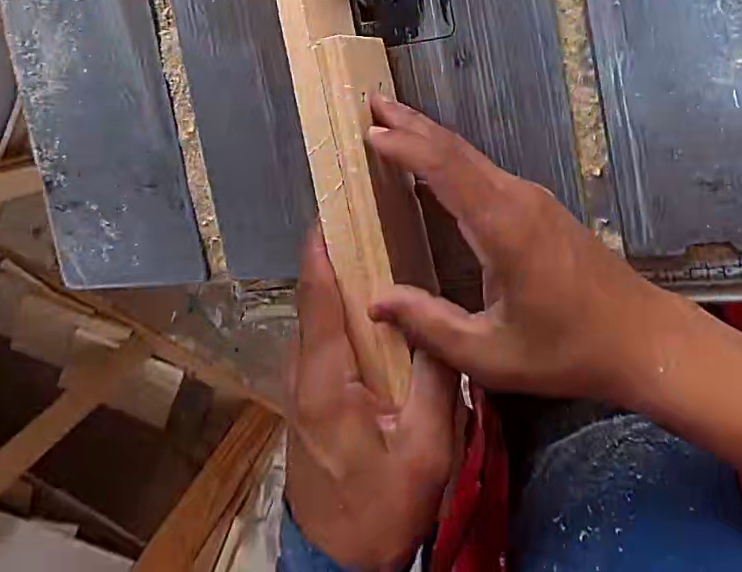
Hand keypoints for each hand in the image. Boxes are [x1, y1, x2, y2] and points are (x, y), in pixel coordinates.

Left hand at [286, 227, 458, 570]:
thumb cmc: (380, 507)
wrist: (339, 563)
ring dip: (343, 273)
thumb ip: (435, 380)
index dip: (322, 246)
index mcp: (325, 378)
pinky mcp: (312, 393)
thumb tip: (438, 321)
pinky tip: (378, 294)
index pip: (318, 295)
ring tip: (380, 237)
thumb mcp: (426, 449)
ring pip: (320, 312)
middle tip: (372, 208)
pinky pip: (326, 332)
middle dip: (338, 249)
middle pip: (316, 295)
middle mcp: (303, 371)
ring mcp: (303, 382)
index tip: (334, 204)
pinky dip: (345, 303)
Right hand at [365, 98, 691, 405]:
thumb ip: (429, 325)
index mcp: (503, 226)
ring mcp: (533, 198)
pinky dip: (452, 158)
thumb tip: (376, 301)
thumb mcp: (490, 354)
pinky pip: (486, 171)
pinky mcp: (540, 206)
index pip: (445, 168)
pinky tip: (435, 164)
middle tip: (372, 102)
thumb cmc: (567, 350)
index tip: (369, 130)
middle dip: (412, 123)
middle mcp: (518, 198)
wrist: (640, 336)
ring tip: (392, 124)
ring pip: (472, 156)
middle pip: (457, 149)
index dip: (405, 145)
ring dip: (431, 138)